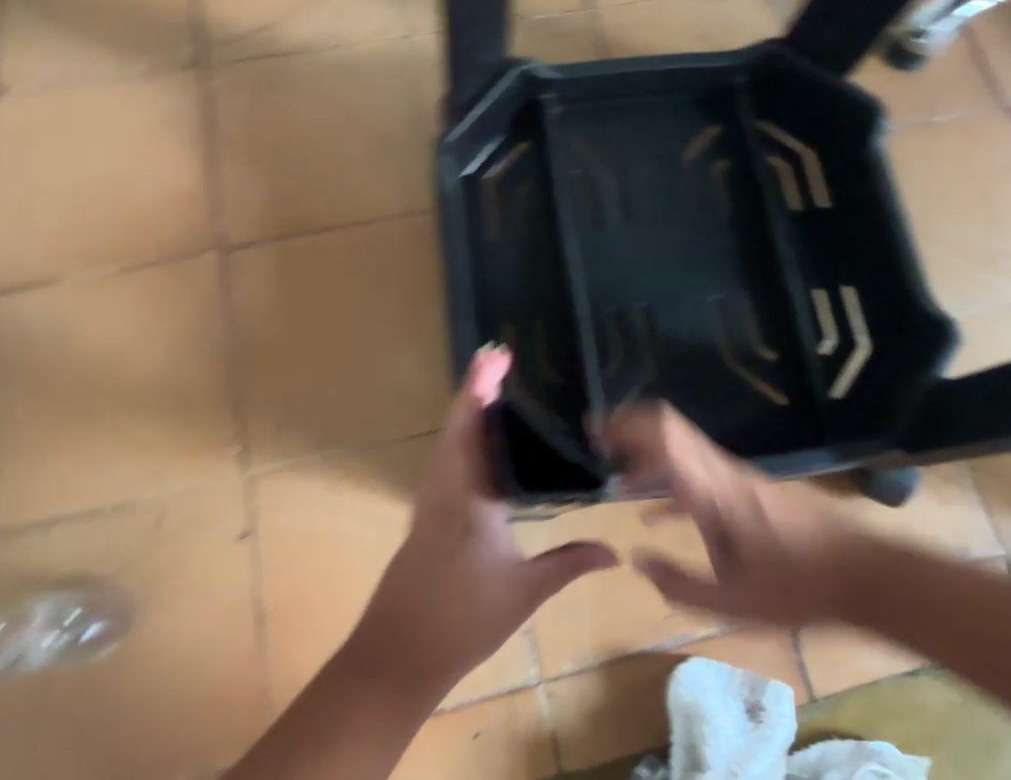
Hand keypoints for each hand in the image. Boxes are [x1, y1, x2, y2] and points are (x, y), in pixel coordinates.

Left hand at [347, 346, 618, 696]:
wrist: (397, 655)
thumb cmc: (463, 620)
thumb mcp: (525, 591)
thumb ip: (569, 562)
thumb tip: (613, 551)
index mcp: (469, 496)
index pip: (473, 427)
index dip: (482, 388)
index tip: (495, 355)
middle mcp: (443, 489)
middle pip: (456, 425)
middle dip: (477, 390)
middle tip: (502, 363)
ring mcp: (428, 503)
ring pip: (446, 444)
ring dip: (468, 414)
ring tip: (497, 395)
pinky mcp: (424, 518)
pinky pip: (444, 464)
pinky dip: (462, 441)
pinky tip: (481, 450)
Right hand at [607, 401, 882, 627]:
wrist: (866, 575)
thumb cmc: (799, 590)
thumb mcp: (734, 602)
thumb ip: (680, 585)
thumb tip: (637, 560)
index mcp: (713, 491)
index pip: (662, 435)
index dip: (625, 425)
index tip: (593, 431)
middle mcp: (724, 474)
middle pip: (669, 432)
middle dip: (629, 434)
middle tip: (596, 447)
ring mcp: (741, 480)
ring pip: (685, 454)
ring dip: (649, 461)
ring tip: (618, 480)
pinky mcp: (755, 493)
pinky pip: (702, 475)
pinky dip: (673, 483)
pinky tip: (656, 514)